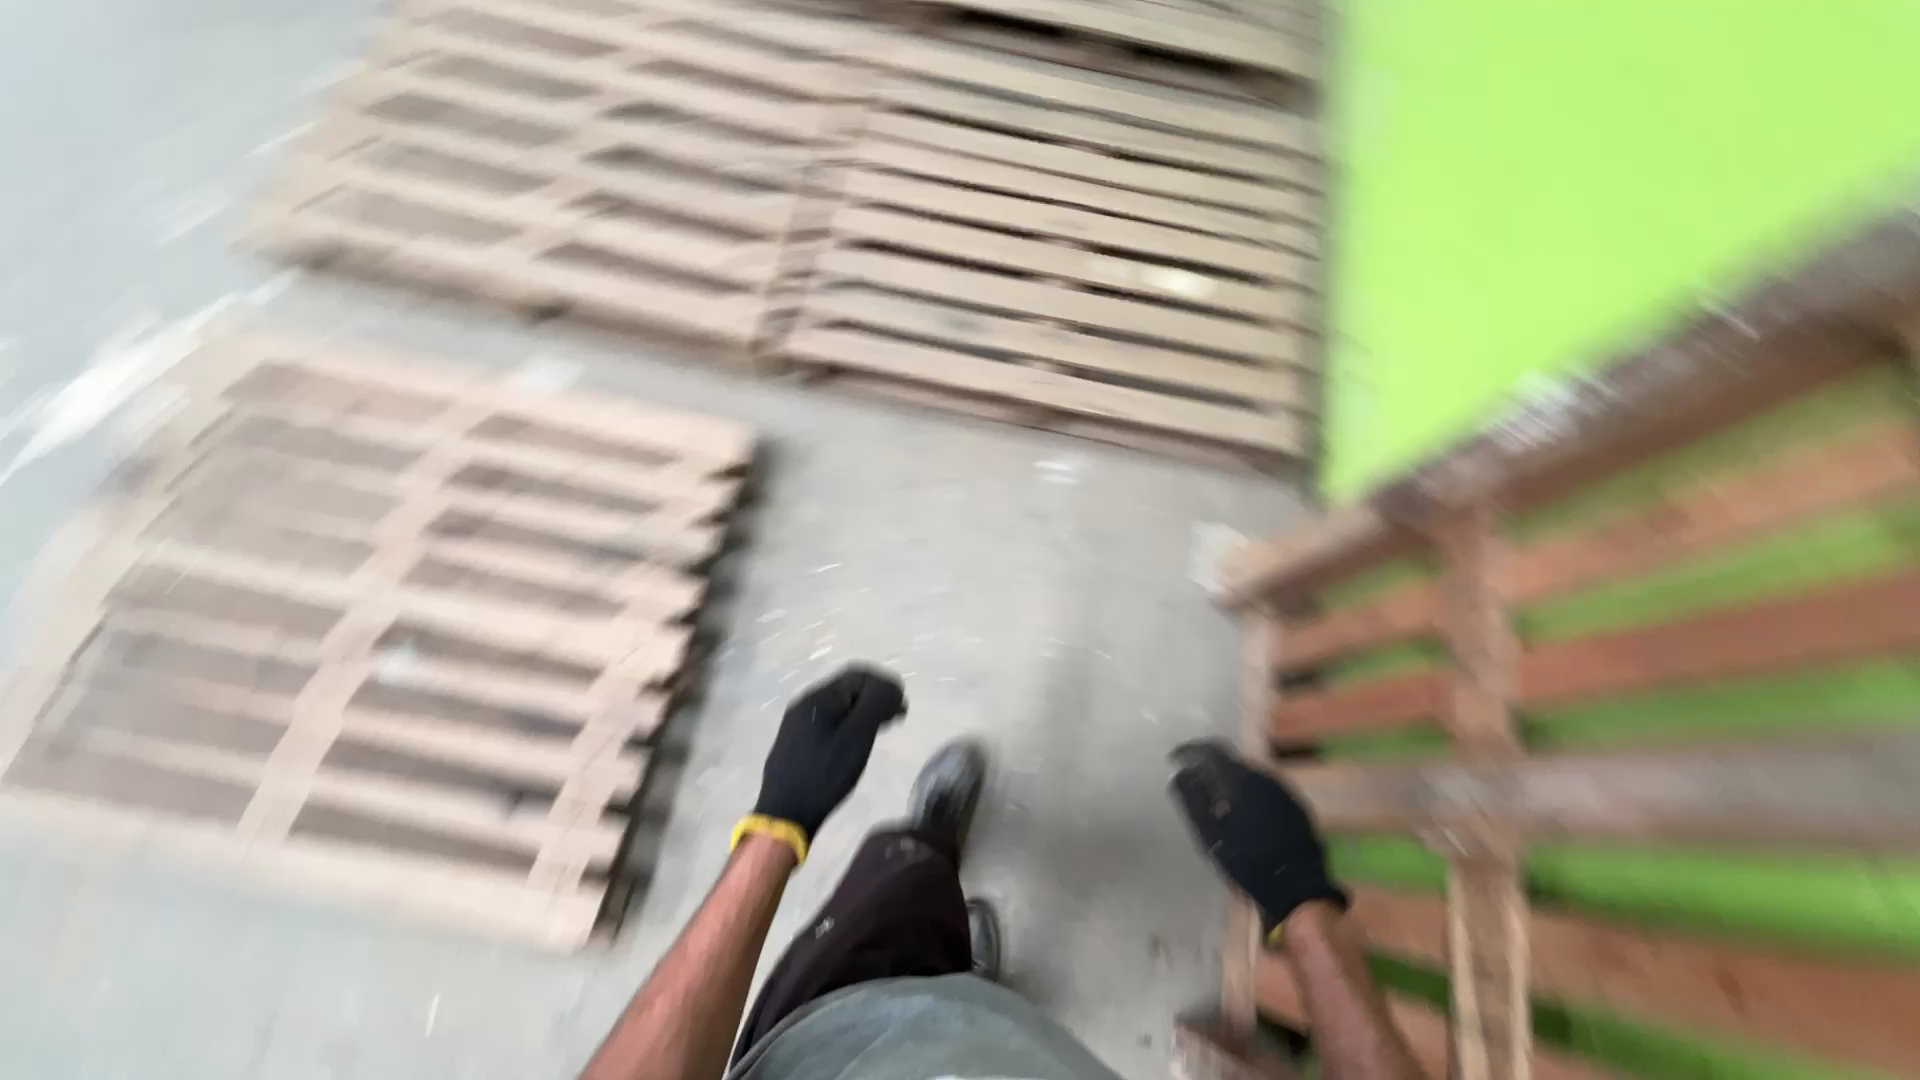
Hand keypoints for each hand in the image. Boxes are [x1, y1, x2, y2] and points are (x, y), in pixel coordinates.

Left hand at [753, 664, 906, 841]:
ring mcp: (798, 721)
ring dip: (863, 710)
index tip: (903, 704)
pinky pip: (829, 720)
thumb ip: (876, 705)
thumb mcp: (857, 737)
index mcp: (819, 696)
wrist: (785, 813)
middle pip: (848, 688)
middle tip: (898, 716)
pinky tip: (858, 740)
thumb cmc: (825, 774)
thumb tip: (891, 685)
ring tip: (883, 727)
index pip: (859, 675)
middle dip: (875, 696)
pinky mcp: (795, 740)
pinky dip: (849, 722)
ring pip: (839, 705)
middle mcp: (805, 702)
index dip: (885, 684)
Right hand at [1168, 739, 1346, 936]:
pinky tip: (1240, 809)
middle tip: (1191, 776)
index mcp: (1239, 779)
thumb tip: (1179, 773)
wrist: (1298, 888)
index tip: (1174, 758)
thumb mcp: (1208, 834)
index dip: (1189, 751)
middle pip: (1229, 760)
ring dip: (1227, 779)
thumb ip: (1191, 799)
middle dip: (1207, 765)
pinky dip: (1245, 791)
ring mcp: (1282, 790)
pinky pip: (1263, 787)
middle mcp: (1263, 776)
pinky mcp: (1294, 804)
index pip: (1210, 750)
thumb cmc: (1246, 862)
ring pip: (1247, 774)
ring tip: (1213, 796)